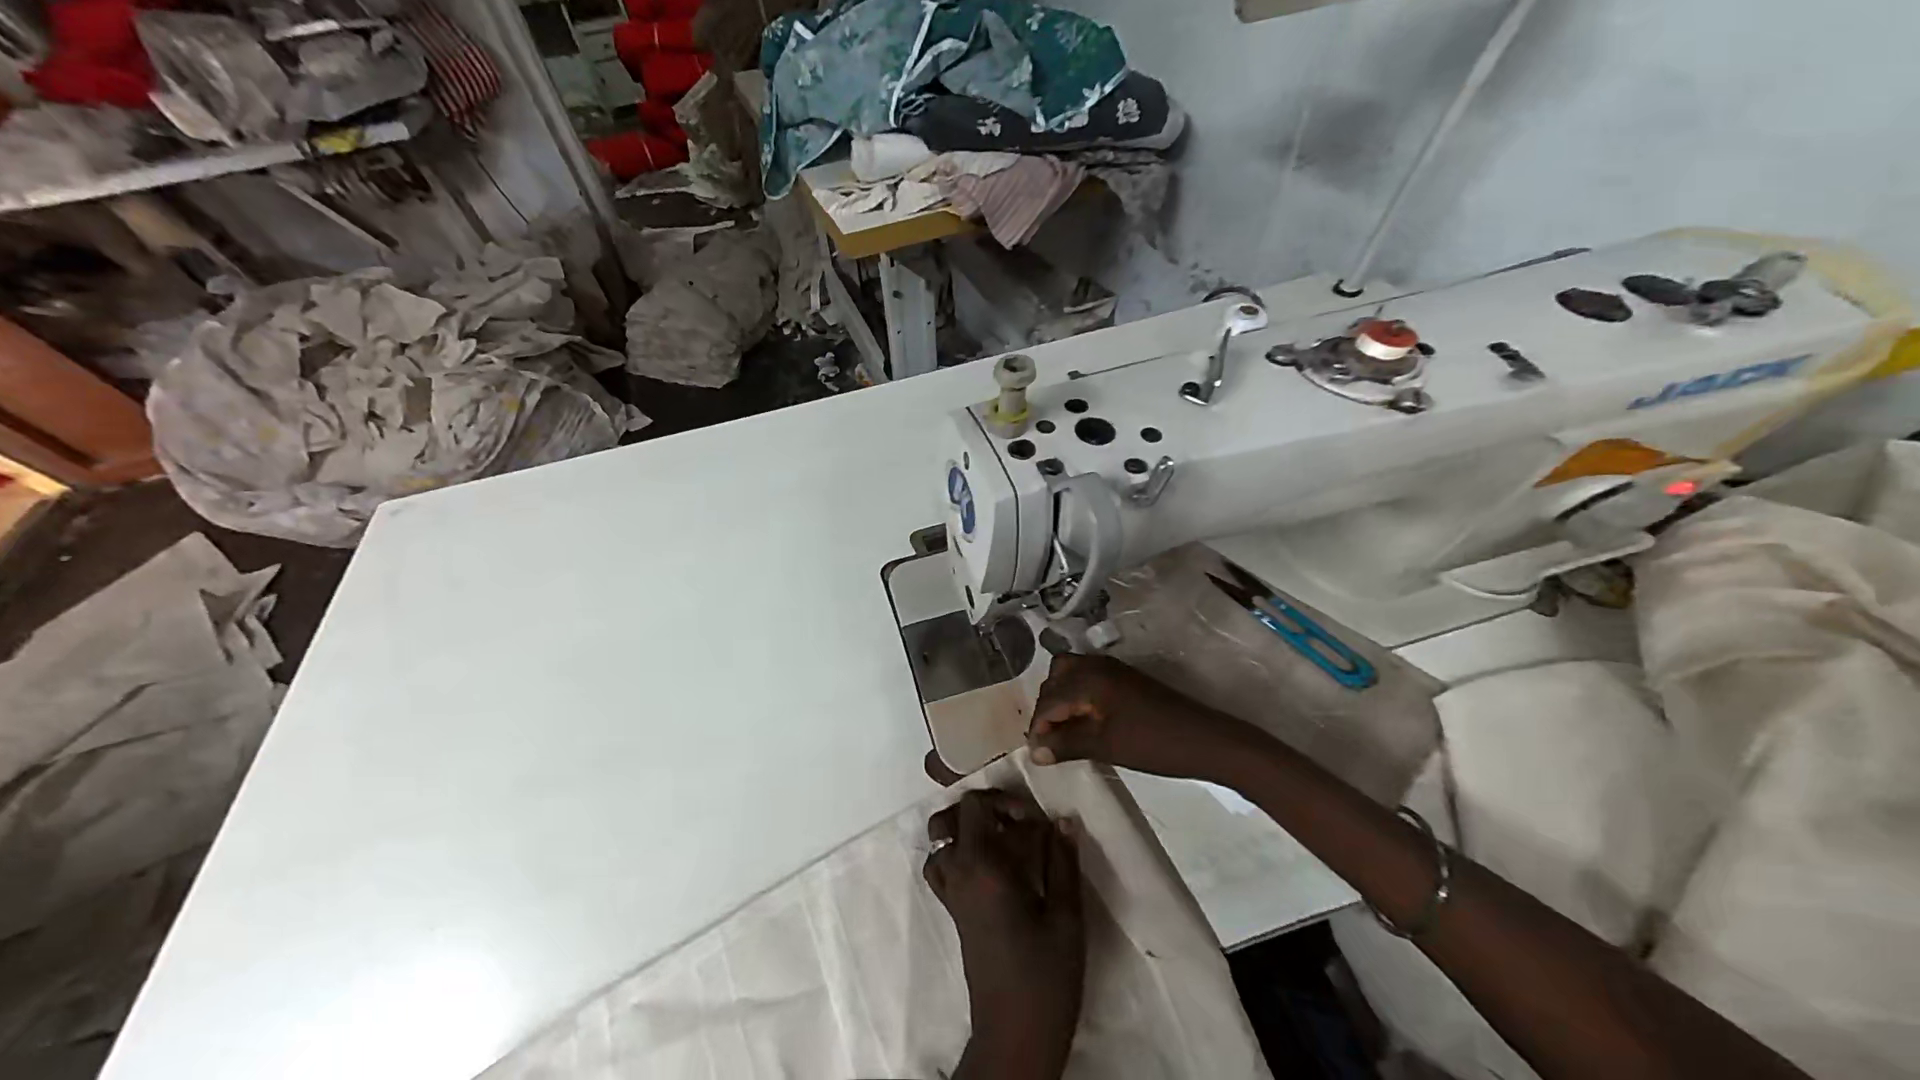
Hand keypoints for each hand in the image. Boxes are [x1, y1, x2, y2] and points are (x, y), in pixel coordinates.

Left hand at [925, 788, 1084, 1078]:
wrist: (1015, 1030)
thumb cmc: (1045, 974)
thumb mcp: (1066, 915)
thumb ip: (1063, 862)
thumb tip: (1063, 820)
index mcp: (983, 867)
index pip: (974, 807)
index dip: (1003, 800)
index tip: (1035, 820)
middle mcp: (958, 873)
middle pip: (950, 819)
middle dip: (983, 810)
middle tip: (1018, 824)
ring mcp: (951, 894)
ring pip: (940, 843)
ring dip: (965, 831)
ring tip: (1003, 841)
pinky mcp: (953, 912)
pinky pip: (941, 867)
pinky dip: (957, 854)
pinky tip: (992, 867)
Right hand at [1027, 653, 1262, 780]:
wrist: (1206, 740)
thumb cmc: (1153, 744)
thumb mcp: (1104, 746)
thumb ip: (1066, 744)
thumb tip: (1034, 752)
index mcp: (1088, 678)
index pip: (1048, 700)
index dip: (1038, 728)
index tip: (1038, 755)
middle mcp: (1096, 664)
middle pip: (1054, 680)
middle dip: (1046, 710)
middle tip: (1049, 743)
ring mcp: (1113, 669)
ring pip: (1070, 675)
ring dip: (1061, 700)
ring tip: (1064, 732)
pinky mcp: (1125, 678)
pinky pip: (1088, 678)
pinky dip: (1077, 696)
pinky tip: (1084, 721)